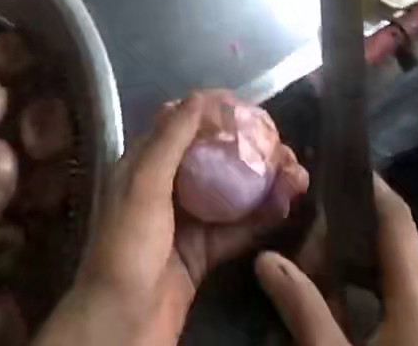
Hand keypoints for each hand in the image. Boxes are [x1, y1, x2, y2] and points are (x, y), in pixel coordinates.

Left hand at [33, 92, 309, 345]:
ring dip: (263, 179)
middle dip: (247, 146)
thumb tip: (199, 95)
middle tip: (282, 144)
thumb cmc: (128, 243)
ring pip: (230, 190)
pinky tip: (287, 205)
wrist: (121, 323)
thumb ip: (171, 139)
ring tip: (297, 172)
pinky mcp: (204, 253)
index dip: (213, 110)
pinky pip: (237, 228)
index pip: (181, 122)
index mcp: (145, 162)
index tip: (247, 105)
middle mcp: (166, 185)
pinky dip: (262, 216)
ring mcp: (187, 220)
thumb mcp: (144, 182)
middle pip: (212, 155)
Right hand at [254, 176, 417, 345]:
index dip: (367, 185)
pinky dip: (368, 298)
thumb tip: (267, 256)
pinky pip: (403, 306)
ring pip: (395, 278)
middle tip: (298, 243)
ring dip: (352, 271)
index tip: (328, 165)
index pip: (397, 218)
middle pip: (390, 247)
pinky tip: (335, 314)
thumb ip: (302, 308)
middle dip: (341, 238)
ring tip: (309, 276)